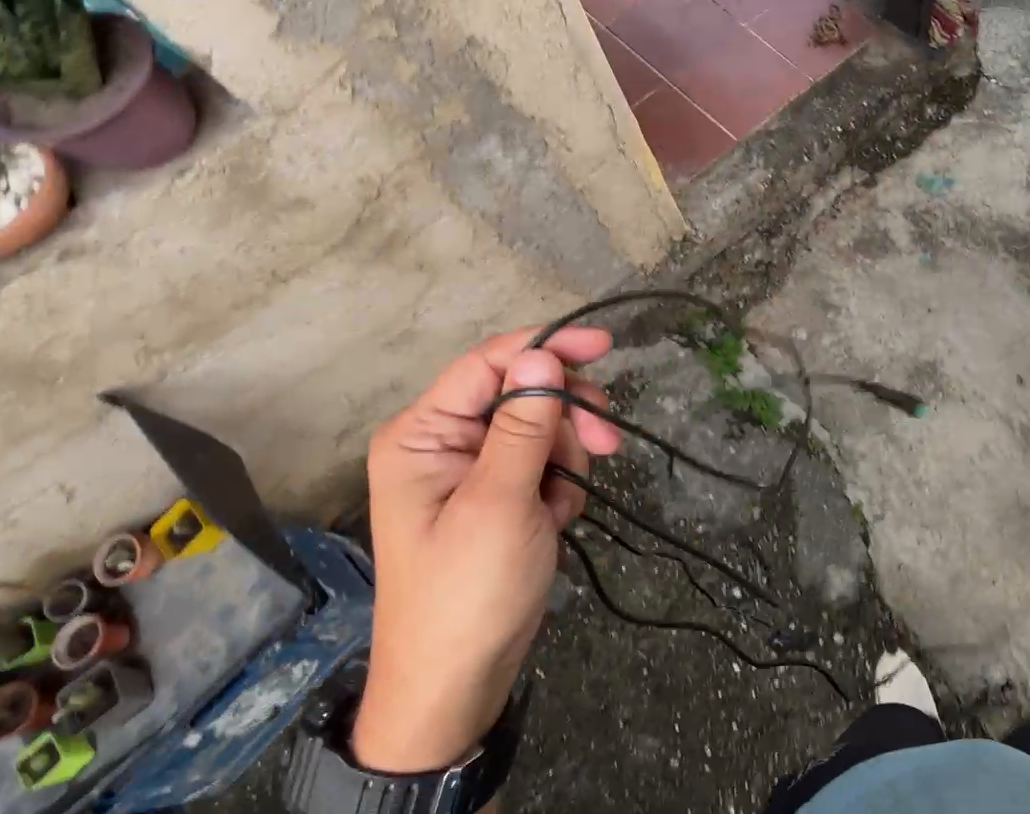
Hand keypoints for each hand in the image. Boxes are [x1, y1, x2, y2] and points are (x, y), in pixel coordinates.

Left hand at [351, 328, 621, 772]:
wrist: (458, 682)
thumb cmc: (467, 592)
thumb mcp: (500, 502)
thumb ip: (523, 424)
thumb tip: (542, 353)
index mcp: (423, 435)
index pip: (490, 363)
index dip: (549, 348)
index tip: (606, 347)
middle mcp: (443, 443)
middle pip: (523, 394)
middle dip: (566, 420)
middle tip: (605, 449)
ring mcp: (472, 471)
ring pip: (543, 430)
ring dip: (566, 462)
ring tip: (561, 510)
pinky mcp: (498, 496)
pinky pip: (546, 465)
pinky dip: (561, 488)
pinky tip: (554, 523)